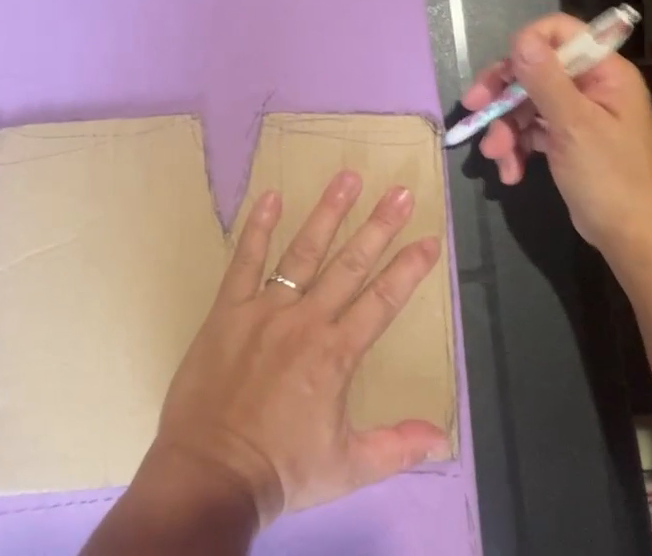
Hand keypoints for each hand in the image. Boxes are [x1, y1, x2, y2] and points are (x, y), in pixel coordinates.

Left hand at [149, 172, 448, 523]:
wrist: (210, 474)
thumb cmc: (281, 469)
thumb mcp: (347, 466)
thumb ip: (396, 446)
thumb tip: (441, 436)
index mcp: (337, 353)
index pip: (382, 301)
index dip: (409, 269)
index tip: (430, 239)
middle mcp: (306, 321)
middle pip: (350, 264)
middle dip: (379, 226)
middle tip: (402, 192)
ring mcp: (264, 310)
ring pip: (302, 252)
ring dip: (328, 213)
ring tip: (348, 177)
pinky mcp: (228, 310)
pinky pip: (244, 261)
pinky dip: (256, 228)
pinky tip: (270, 197)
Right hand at [462, 13, 651, 253]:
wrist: (634, 239)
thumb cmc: (612, 179)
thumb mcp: (575, 126)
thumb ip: (546, 80)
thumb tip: (521, 39)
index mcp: (605, 73)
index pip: (561, 33)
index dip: (527, 45)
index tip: (502, 72)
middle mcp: (592, 86)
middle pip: (536, 70)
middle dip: (504, 94)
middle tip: (474, 108)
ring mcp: (579, 115)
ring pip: (527, 103)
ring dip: (506, 129)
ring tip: (496, 158)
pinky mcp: (567, 141)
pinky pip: (532, 131)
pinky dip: (517, 149)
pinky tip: (511, 174)